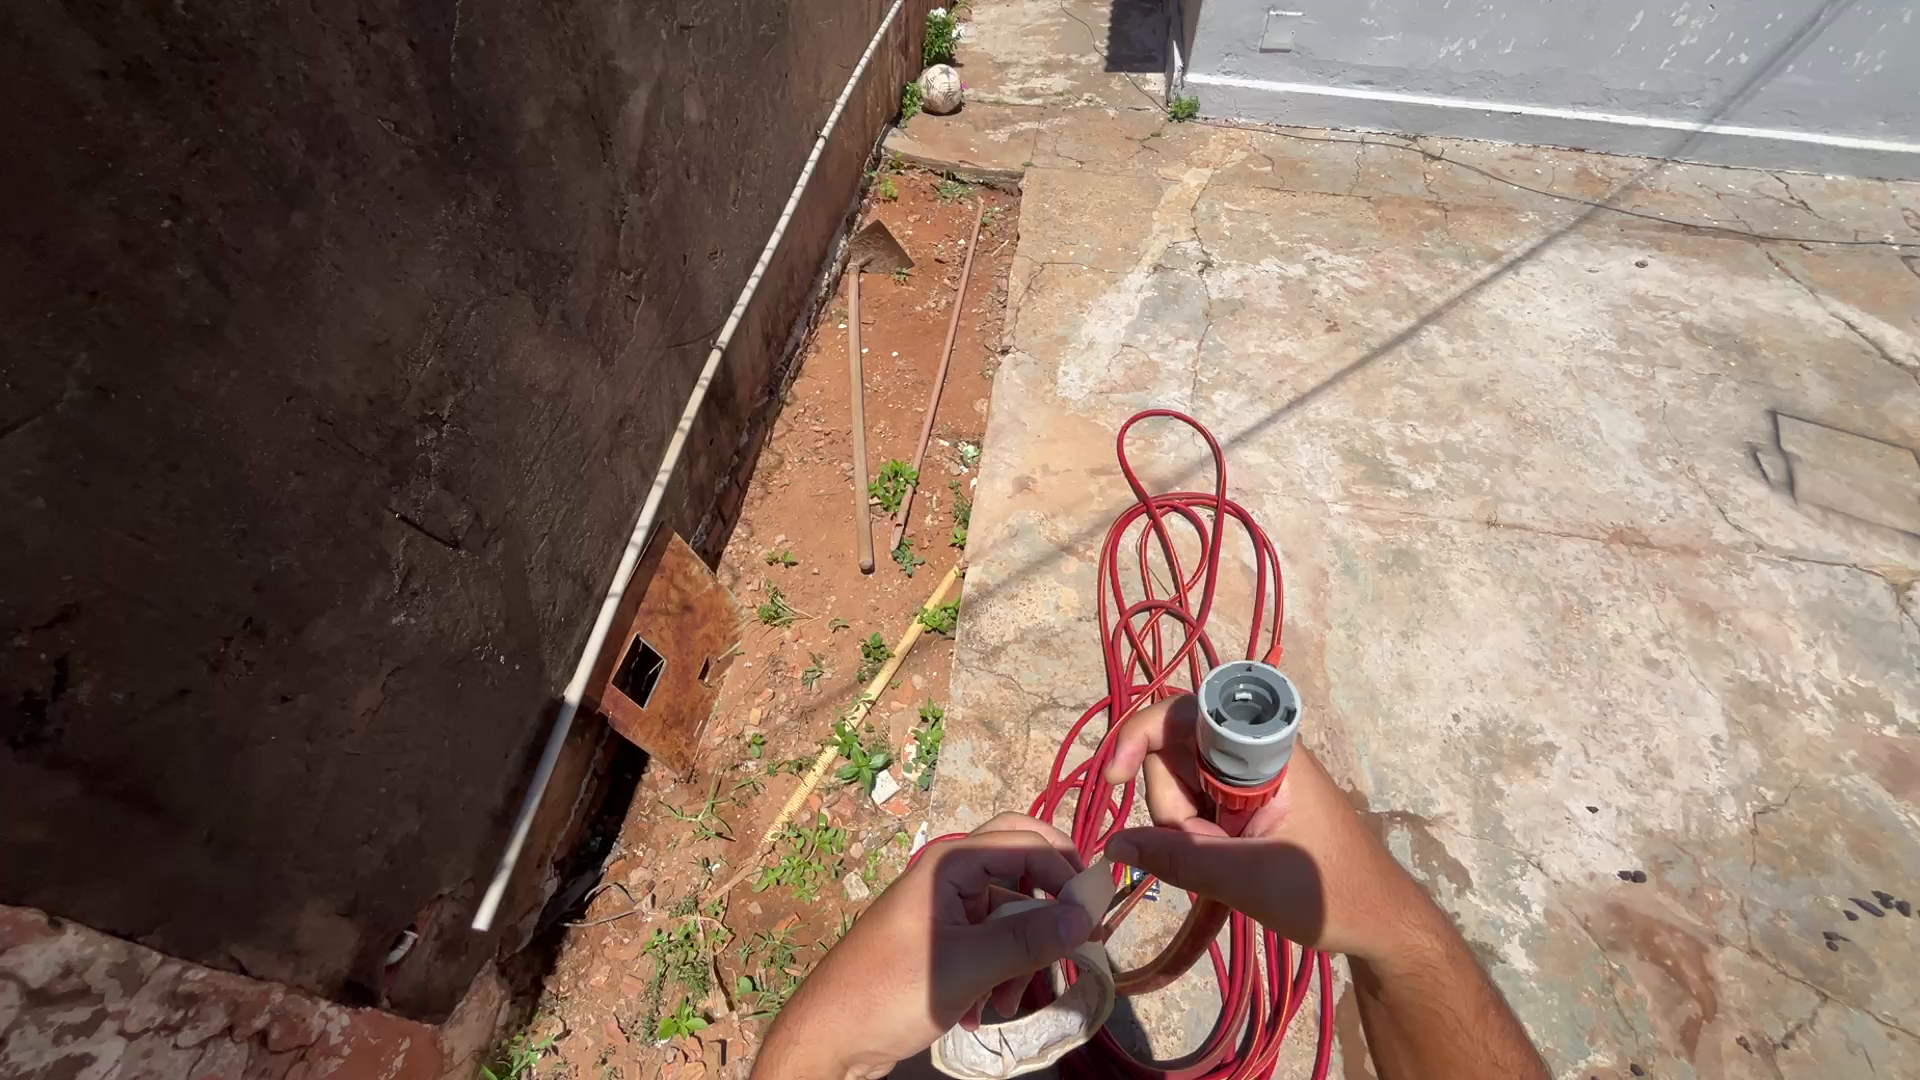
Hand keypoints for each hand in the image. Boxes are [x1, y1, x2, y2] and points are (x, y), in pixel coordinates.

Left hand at [753, 814, 1094, 1079]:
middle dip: (1052, 897)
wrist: (832, 1037)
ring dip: (1025, 950)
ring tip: (1017, 1000)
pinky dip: (1004, 969)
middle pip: (1019, 863)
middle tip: (1083, 927)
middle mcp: (953, 873)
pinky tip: (993, 1009)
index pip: (1025, 842)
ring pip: (1011, 908)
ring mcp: (950, 905)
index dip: (1065, 872)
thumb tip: (1087, 914)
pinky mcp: (948, 937)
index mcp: (952, 861)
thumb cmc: (892, 989)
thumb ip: (1028, 938)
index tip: (1096, 915)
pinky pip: (994, 938)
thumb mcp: (967, 966)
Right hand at [1100, 696, 1444, 965]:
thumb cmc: (1330, 893)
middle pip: (1170, 753)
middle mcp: (1248, 750)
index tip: (1113, 777)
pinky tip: (1221, 860)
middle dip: (1171, 807)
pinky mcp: (1242, 797)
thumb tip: (1112, 844)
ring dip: (1182, 826)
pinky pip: (1193, 801)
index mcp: (1262, 749)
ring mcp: (1243, 774)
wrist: (1384, 925)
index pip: (1183, 712)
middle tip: (1207, 854)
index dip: (1139, 734)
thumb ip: (1179, 859)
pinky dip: (1192, 832)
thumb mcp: (1249, 879)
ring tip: (1225, 865)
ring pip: (1176, 780)